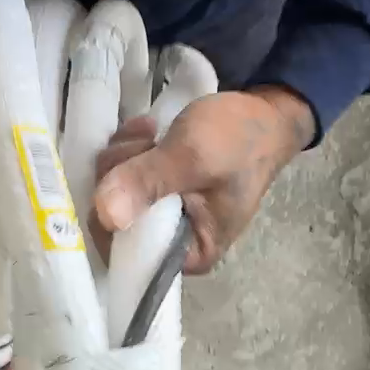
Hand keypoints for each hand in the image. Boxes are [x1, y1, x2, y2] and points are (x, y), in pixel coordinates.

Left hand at [92, 85, 313, 272]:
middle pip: (112, 220)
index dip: (111, 215)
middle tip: (149, 144)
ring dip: (124, 154)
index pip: (128, 253)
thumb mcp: (194, 158)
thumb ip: (149, 184)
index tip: (124, 173)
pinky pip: (120, 175)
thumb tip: (105, 215)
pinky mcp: (156, 191)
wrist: (264, 114)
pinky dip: (128, 148)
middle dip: (120, 173)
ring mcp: (161, 216)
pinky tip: (149, 132)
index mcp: (190, 255)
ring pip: (111, 191)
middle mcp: (171, 243)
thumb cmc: (240, 141)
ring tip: (153, 135)